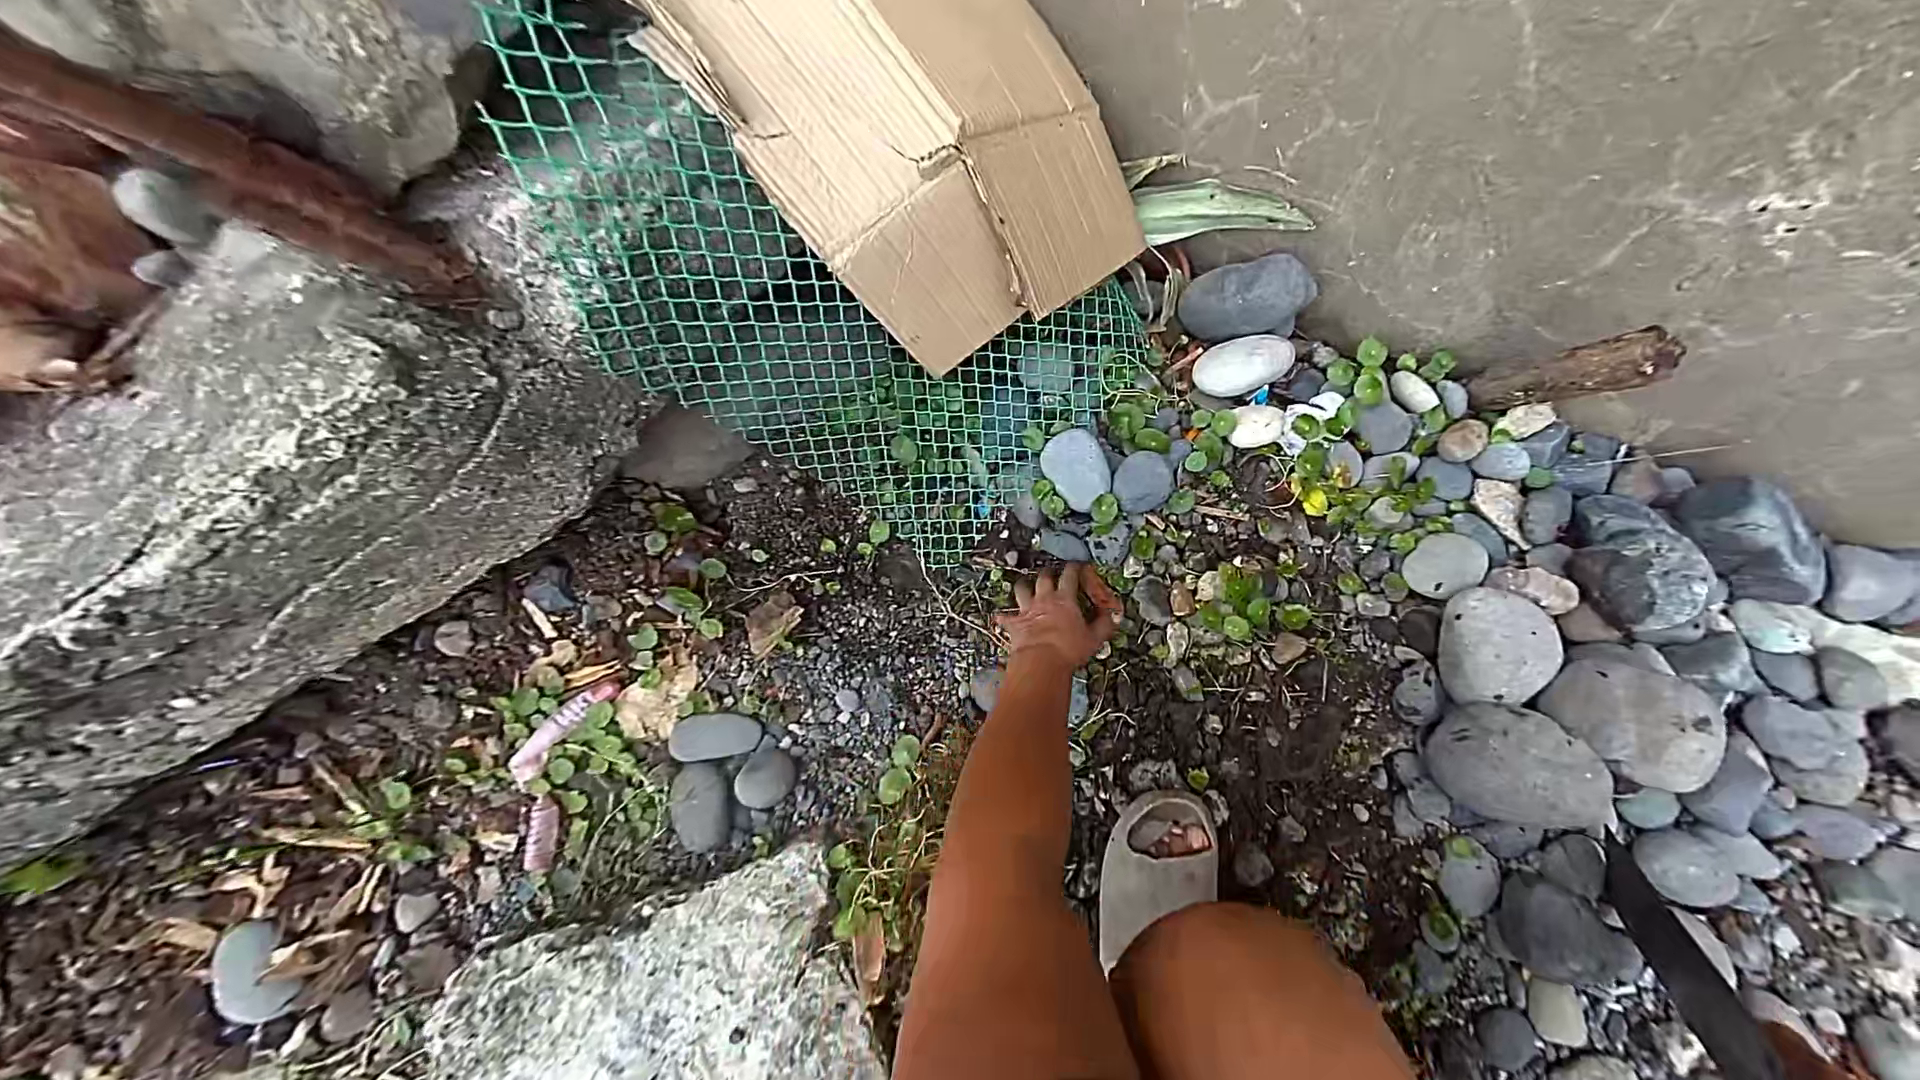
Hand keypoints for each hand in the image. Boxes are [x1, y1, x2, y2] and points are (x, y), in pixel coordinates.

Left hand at [994, 563, 1120, 671]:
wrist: (1041, 661)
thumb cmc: (1067, 649)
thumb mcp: (1094, 638)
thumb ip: (1104, 625)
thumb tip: (1113, 618)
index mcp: (1065, 600)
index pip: (1070, 575)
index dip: (1073, 568)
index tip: (1076, 566)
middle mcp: (1044, 600)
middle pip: (1044, 577)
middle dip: (1048, 573)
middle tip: (1051, 573)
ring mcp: (1027, 610)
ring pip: (1022, 589)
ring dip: (1024, 586)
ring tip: (1025, 584)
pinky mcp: (1014, 623)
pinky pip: (1004, 617)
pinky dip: (1003, 616)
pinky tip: (1001, 616)